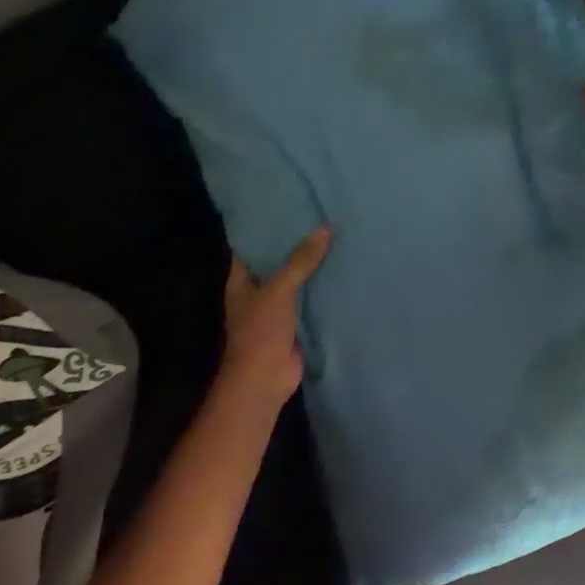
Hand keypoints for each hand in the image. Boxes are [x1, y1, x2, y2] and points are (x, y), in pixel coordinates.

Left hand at [221, 226, 331, 407]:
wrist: (265, 379)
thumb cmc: (261, 331)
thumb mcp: (279, 290)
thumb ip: (301, 260)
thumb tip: (326, 228)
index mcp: (242, 280)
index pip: (252, 245)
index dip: (267, 226)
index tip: (289, 205)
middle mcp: (257, 291)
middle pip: (277, 261)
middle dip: (296, 244)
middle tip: (321, 217)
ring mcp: (277, 309)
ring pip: (296, 281)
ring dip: (312, 266)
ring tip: (337, 237)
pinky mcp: (296, 324)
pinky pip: (310, 300)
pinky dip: (322, 289)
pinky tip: (343, 271)